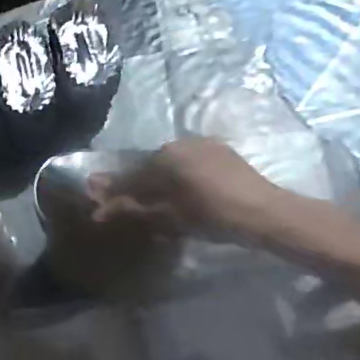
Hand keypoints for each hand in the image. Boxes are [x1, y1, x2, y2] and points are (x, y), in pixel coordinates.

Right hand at [91, 138, 359, 251]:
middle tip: (124, 203)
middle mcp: (180, 143)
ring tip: (152, 200)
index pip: (130, 176)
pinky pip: (188, 162)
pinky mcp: (220, 151)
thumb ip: (132, 208)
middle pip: (149, 167)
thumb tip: (99, 210)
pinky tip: (180, 191)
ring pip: (169, 163)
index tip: (95, 202)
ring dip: (157, 181)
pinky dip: (178, 176)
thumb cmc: (212, 216)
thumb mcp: (168, 216)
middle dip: (135, 185)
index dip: (111, 192)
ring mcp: (202, 144)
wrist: (264, 212)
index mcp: (164, 156)